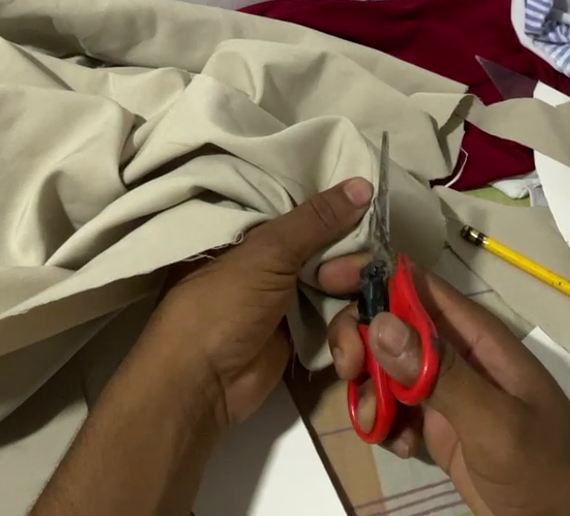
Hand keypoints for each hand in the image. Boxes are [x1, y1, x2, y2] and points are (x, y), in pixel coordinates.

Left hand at [129, 176, 373, 429]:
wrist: (202, 385)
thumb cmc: (223, 304)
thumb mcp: (268, 252)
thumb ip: (317, 219)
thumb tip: (364, 183)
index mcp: (257, 226)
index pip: (308, 205)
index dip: (338, 208)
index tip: (367, 210)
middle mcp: (275, 255)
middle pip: (333, 244)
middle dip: (346, 262)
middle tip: (338, 280)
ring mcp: (291, 294)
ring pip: (343, 282)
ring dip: (351, 300)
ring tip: (344, 322)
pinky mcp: (303, 331)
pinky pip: (340, 318)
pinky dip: (348, 331)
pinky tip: (347, 347)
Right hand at [322, 260, 569, 515]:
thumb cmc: (548, 472)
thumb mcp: (497, 424)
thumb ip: (441, 374)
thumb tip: (381, 320)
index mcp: (474, 333)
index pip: (415, 281)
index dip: (371, 272)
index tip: (329, 280)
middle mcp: (455, 351)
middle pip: (390, 320)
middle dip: (360, 337)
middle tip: (348, 371)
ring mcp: (446, 389)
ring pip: (386, 364)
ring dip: (368, 386)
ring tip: (375, 420)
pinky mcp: (438, 426)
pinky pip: (394, 406)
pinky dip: (384, 420)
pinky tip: (395, 445)